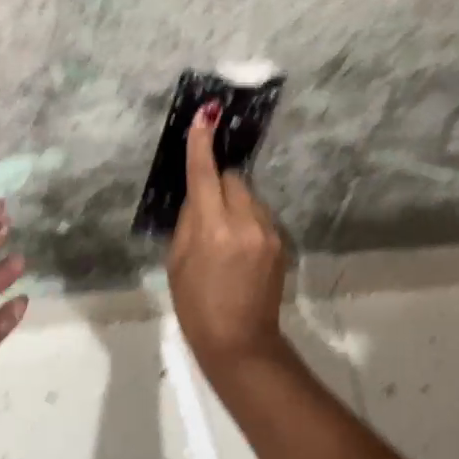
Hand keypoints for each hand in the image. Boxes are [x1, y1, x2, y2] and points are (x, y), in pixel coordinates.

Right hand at [167, 100, 288, 370]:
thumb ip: (189, 222)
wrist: (241, 343)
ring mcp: (268, 232)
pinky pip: (259, 215)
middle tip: (204, 207)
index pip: (204, 174)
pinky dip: (245, 220)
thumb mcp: (177, 262)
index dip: (202, 143)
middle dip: (217, 182)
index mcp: (213, 228)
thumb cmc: (196, 306)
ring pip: (248, 195)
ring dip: (233, 201)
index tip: (205, 114)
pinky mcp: (281, 243)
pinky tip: (237, 247)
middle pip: (232, 178)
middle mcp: (245, 222)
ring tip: (221, 234)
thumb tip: (198, 196)